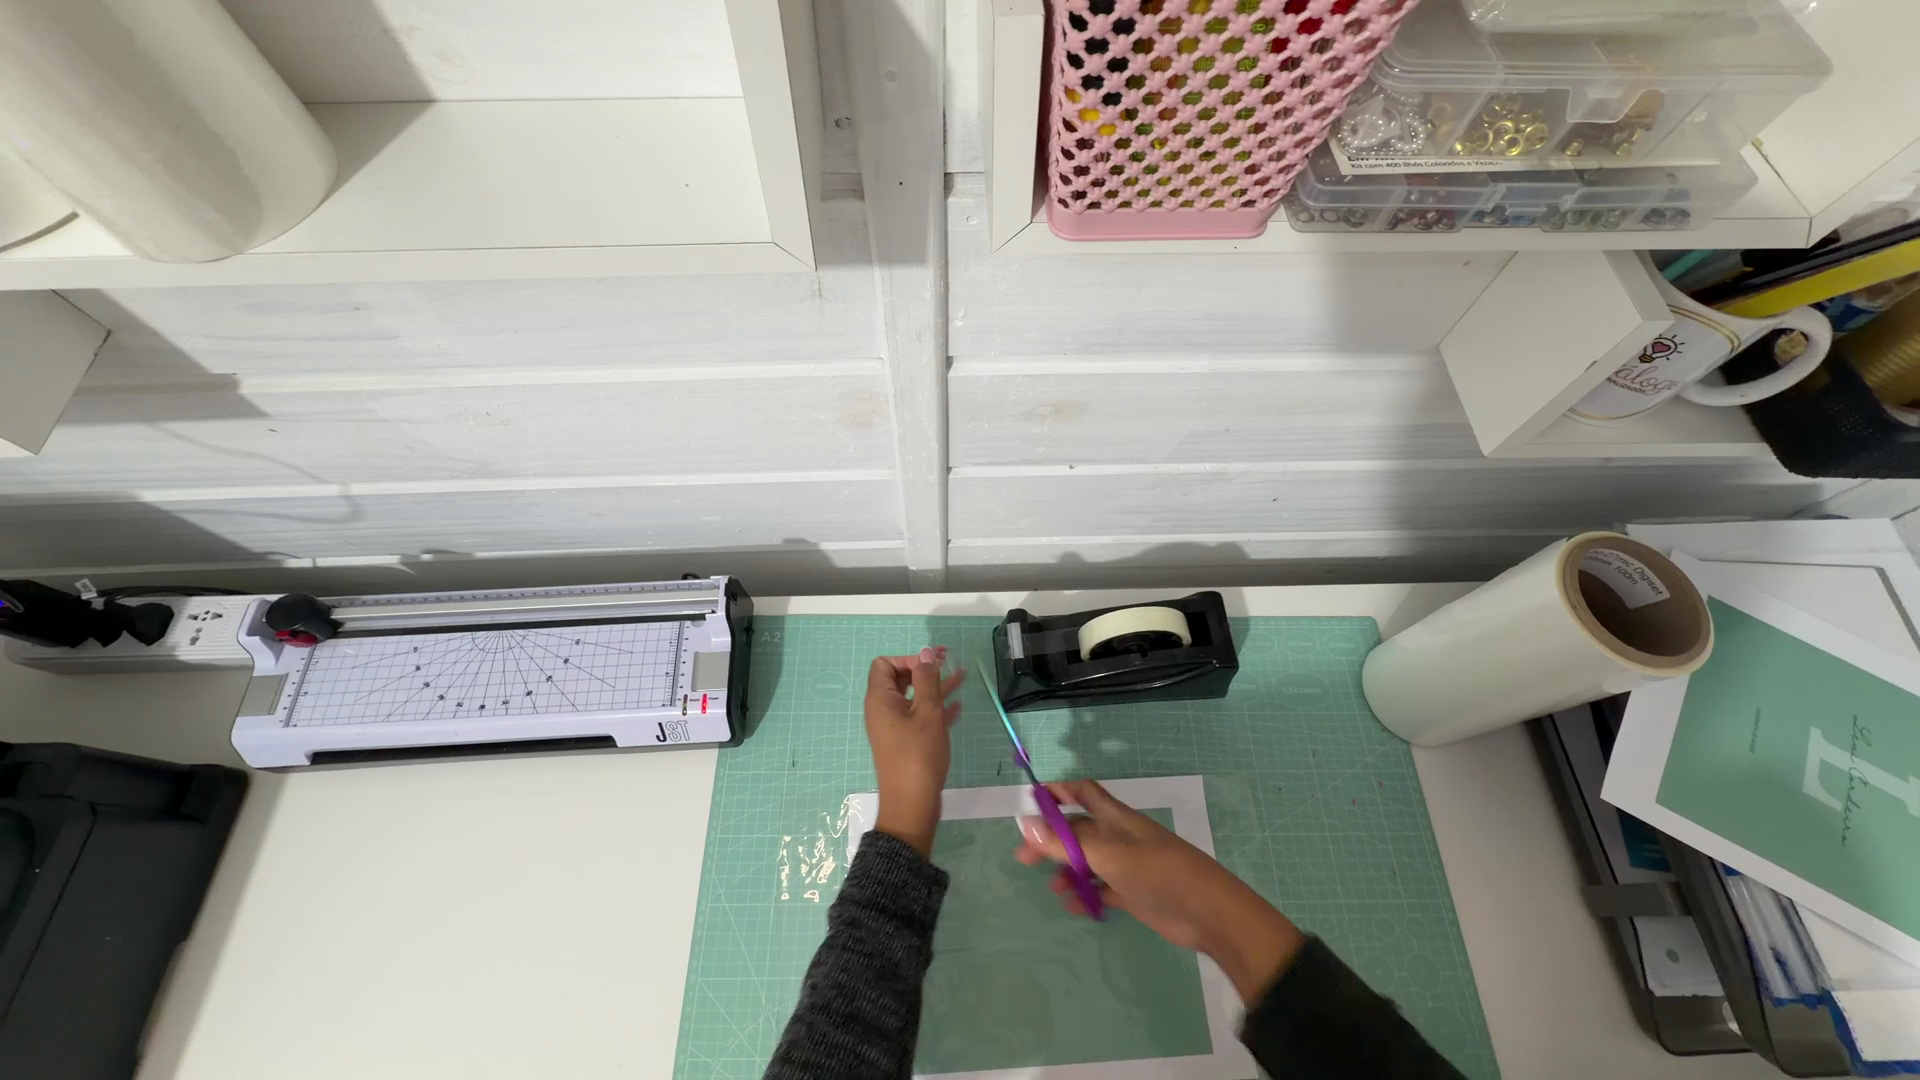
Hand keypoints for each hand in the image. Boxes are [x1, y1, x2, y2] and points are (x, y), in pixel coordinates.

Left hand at [864, 647, 964, 856]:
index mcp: (880, 700)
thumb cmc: (918, 755)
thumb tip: (925, 652)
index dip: (908, 660)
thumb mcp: (928, 713)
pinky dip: (936, 709)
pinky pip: (919, 717)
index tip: (932, 666)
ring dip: (935, 687)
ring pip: (914, 699)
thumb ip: (927, 680)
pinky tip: (958, 706)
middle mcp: (883, 710)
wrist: (912, 805)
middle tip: (950, 663)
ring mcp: (893, 728)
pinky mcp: (905, 742)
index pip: (884, 664)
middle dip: (925, 670)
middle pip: (900, 679)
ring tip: (962, 677)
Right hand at [1015, 779, 1306, 1002]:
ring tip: (1054, 889)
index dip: (1058, 792)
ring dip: (1067, 870)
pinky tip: (1074, 907)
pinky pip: (1100, 889)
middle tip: (1025, 859)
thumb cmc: (1157, 872)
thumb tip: (1025, 823)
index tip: (1031, 803)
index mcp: (1114, 817)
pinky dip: (1085, 895)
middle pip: (1078, 829)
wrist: (1206, 912)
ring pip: (1087, 861)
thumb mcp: (1107, 854)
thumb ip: (1065, 842)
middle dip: (1052, 839)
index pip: (1083, 791)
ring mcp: (1126, 865)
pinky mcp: (1133, 892)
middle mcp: (1118, 836)